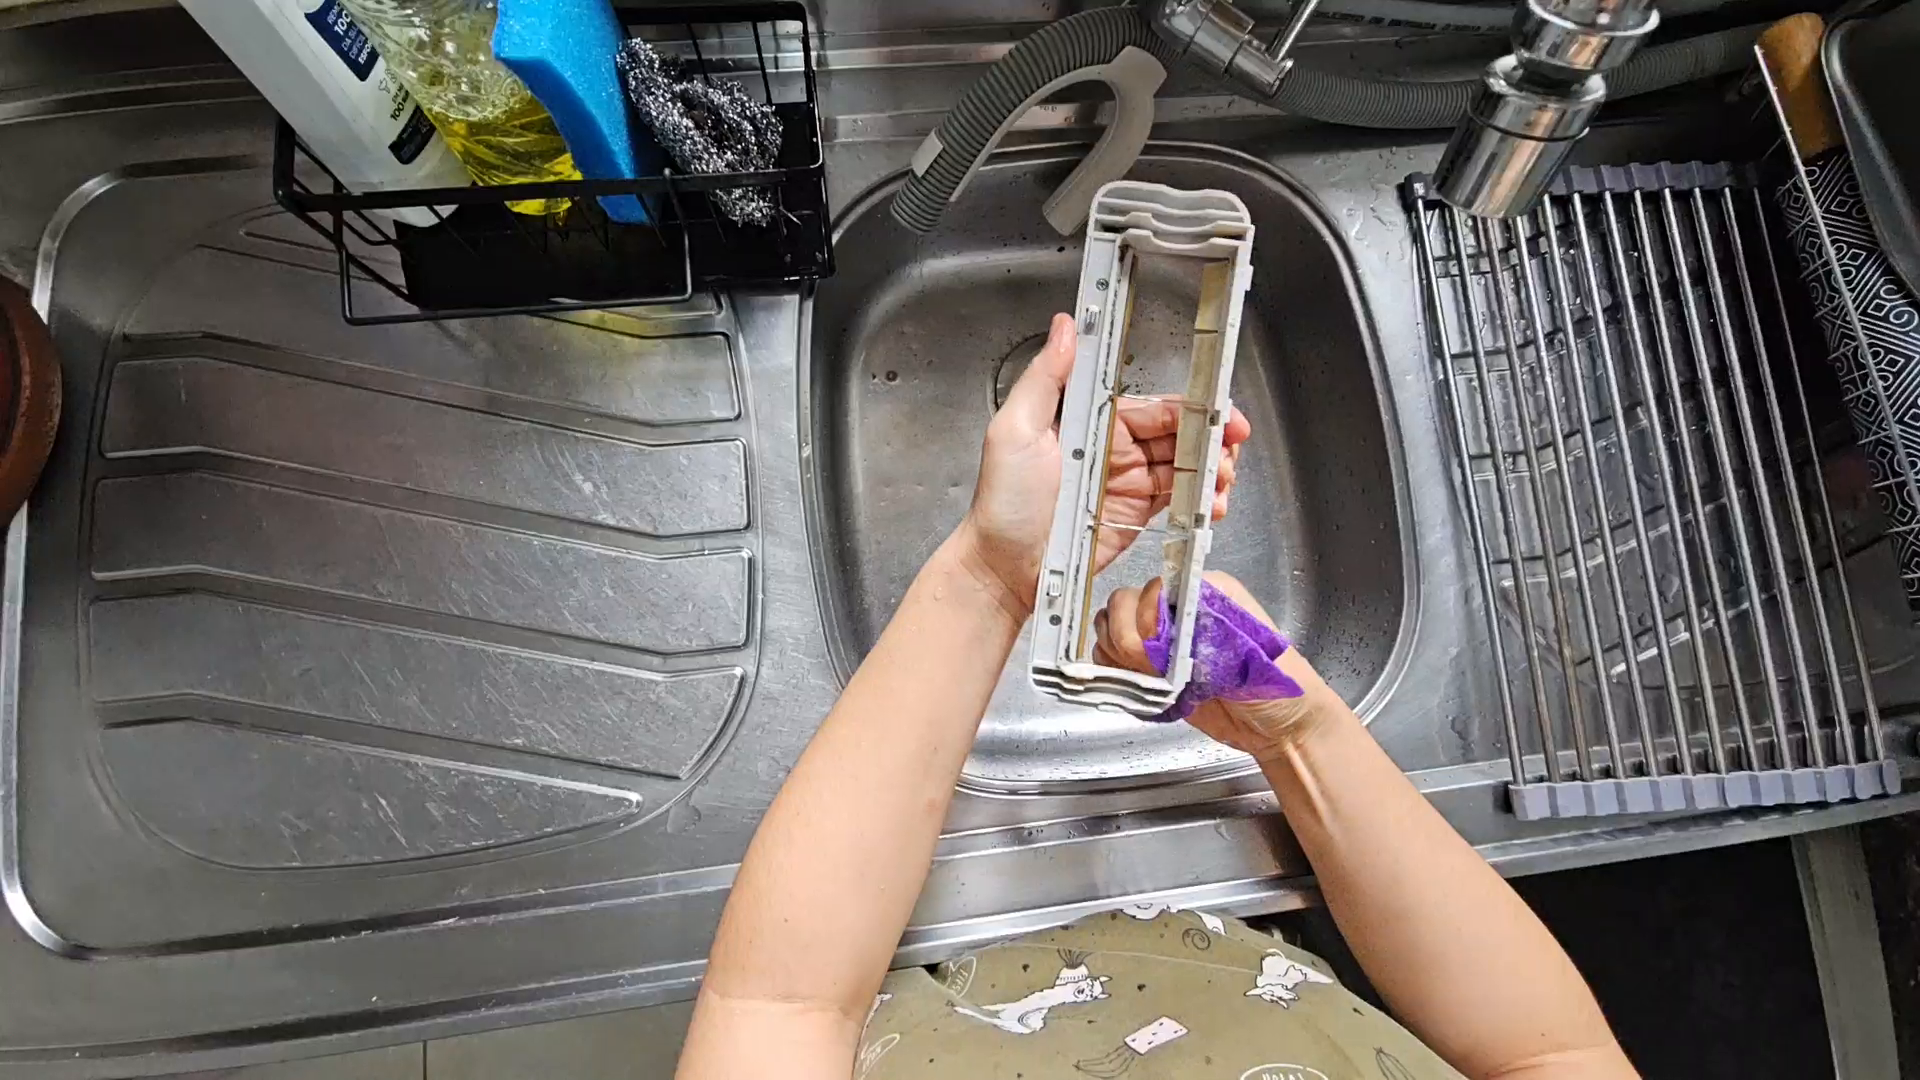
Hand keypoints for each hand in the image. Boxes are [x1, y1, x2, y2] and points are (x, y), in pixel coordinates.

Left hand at [954, 313, 1250, 618]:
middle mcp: (1114, 449)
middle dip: (1211, 436)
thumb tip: (1066, 326)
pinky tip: (1215, 502)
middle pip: (1177, 434)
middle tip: (1234, 444)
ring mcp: (1127, 483)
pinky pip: (1177, 501)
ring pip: (1184, 466)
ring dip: (1212, 468)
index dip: (1189, 405)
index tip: (1218, 407)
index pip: (1152, 406)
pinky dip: (1201, 500)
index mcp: (1091, 423)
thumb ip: (1045, 379)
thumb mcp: (1015, 430)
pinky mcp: (1134, 516)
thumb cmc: (1004, 501)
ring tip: (1227, 478)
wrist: (1002, 567)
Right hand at [1093, 572, 1338, 761]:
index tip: (1158, 642)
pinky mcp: (1150, 666)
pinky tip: (1137, 683)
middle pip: (1122, 603)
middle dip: (1125, 634)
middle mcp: (1177, 609)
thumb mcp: (1244, 652)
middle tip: (1148, 664)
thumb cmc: (1276, 685)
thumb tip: (1156, 631)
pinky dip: (1114, 670)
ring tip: (1146, 675)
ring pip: (1110, 628)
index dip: (1147, 614)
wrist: (1281, 727)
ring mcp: (1160, 638)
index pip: (1152, 588)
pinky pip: (1111, 658)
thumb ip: (1200, 635)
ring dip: (1117, 653)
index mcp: (1204, 592)